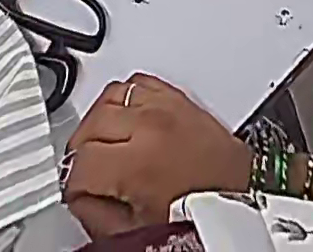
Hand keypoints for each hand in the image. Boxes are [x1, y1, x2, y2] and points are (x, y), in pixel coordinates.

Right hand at [64, 74, 252, 237]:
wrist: (241, 193)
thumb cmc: (202, 212)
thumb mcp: (138, 231)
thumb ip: (97, 214)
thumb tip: (77, 196)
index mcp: (139, 163)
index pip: (80, 163)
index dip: (71, 184)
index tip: (76, 192)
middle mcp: (150, 125)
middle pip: (90, 125)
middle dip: (80, 152)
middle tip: (83, 171)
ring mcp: (164, 105)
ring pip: (109, 96)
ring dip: (98, 120)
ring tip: (100, 143)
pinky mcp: (175, 94)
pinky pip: (136, 82)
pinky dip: (124, 97)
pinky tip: (124, 117)